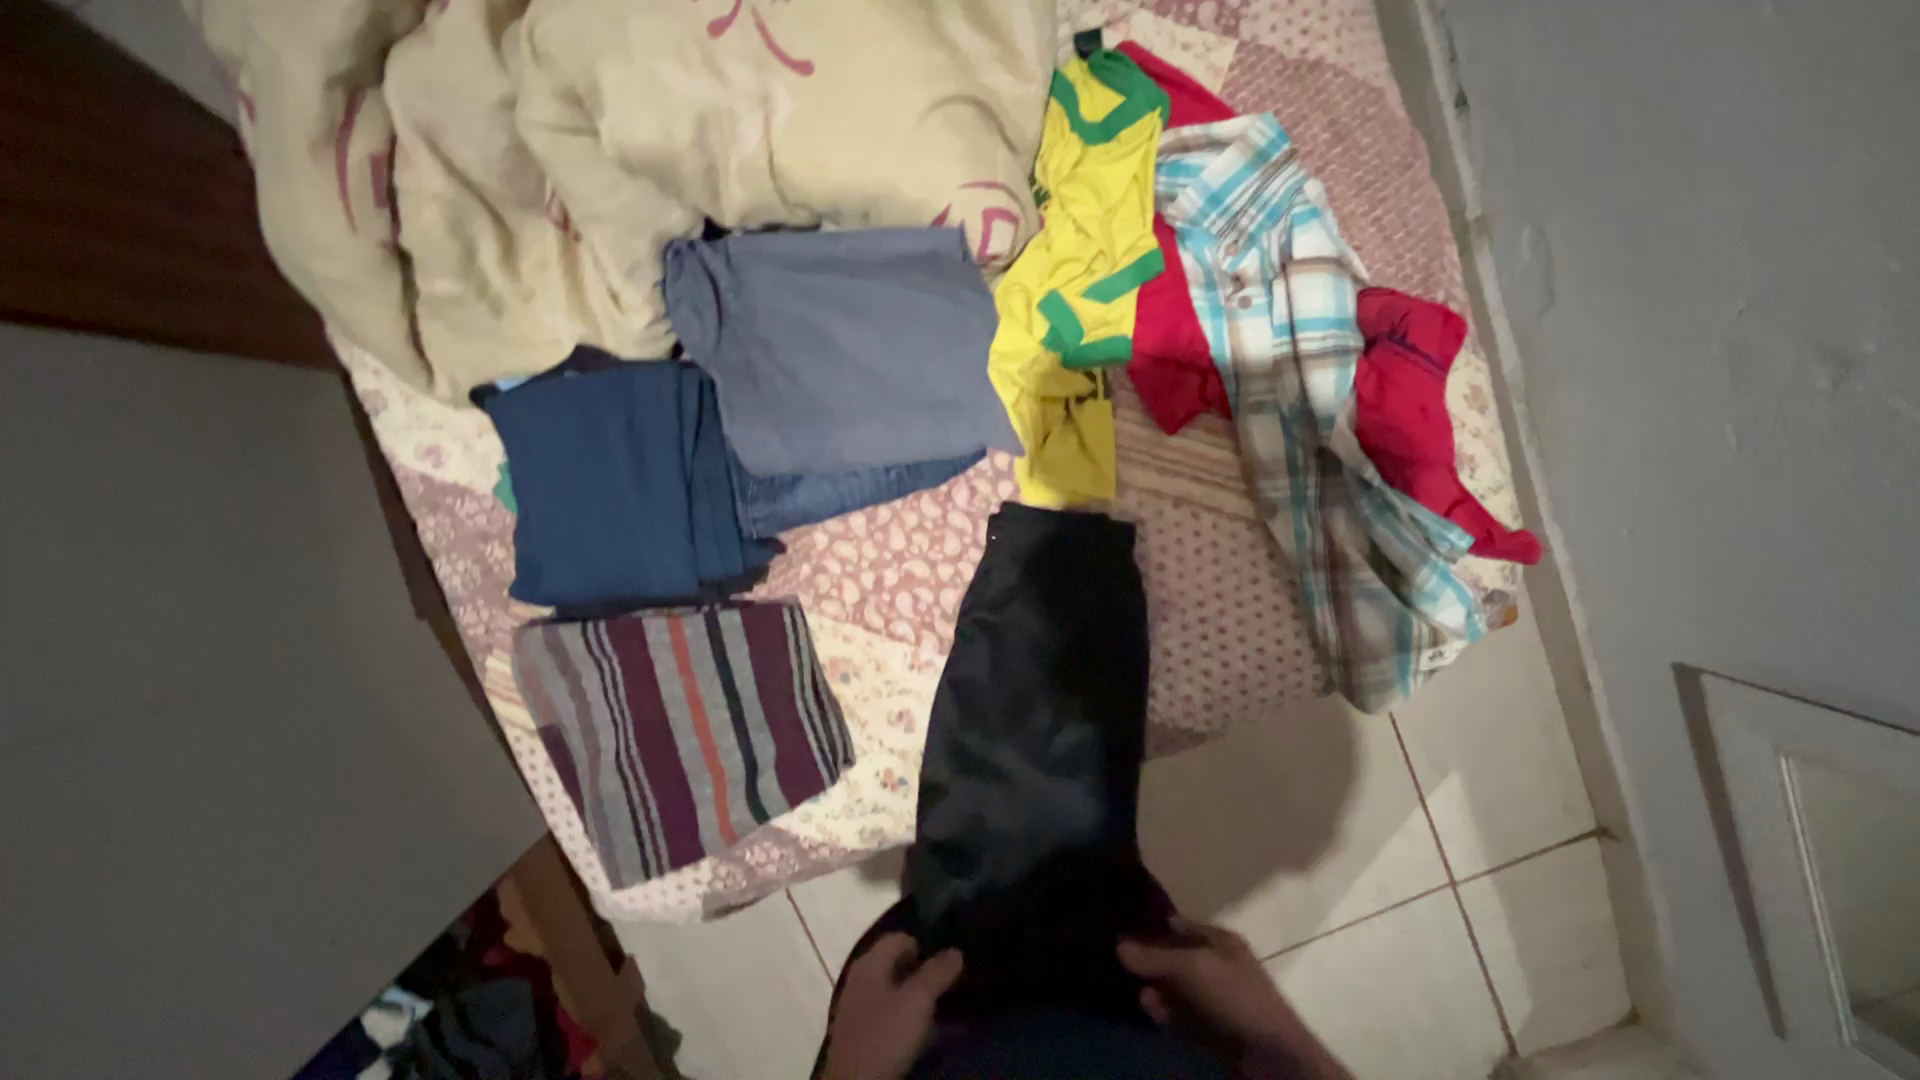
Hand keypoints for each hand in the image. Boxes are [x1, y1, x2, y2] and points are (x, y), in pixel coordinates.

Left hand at [819, 934, 962, 1079]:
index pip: (900, 938)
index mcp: (870, 963)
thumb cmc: (885, 1035)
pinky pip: (894, 1018)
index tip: (950, 961)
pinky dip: (914, 1021)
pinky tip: (933, 1034)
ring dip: (923, 1000)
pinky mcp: (865, 1036)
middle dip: (928, 973)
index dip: (926, 945)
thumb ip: (937, 973)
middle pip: (899, 966)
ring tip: (950, 1010)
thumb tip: (955, 951)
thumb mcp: (917, 1001)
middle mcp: (862, 979)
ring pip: (898, 994)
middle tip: (956, 984)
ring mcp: (861, 1009)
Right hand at [1119, 916, 1353, 1079]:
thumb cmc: (1235, 998)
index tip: (1120, 930)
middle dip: (1150, 962)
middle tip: (1119, 967)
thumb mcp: (1192, 968)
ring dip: (1157, 990)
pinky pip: (1183, 1016)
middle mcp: (1218, 966)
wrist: (1274, 1060)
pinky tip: (1150, 1013)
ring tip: (1135, 994)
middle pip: (1176, 959)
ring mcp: (1217, 1001)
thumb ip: (1155, 956)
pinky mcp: (1214, 1032)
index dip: (1152, 927)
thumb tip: (1119, 946)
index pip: (1178, 926)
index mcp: (1220, 941)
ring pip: (1177, 989)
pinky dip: (1167, 1014)